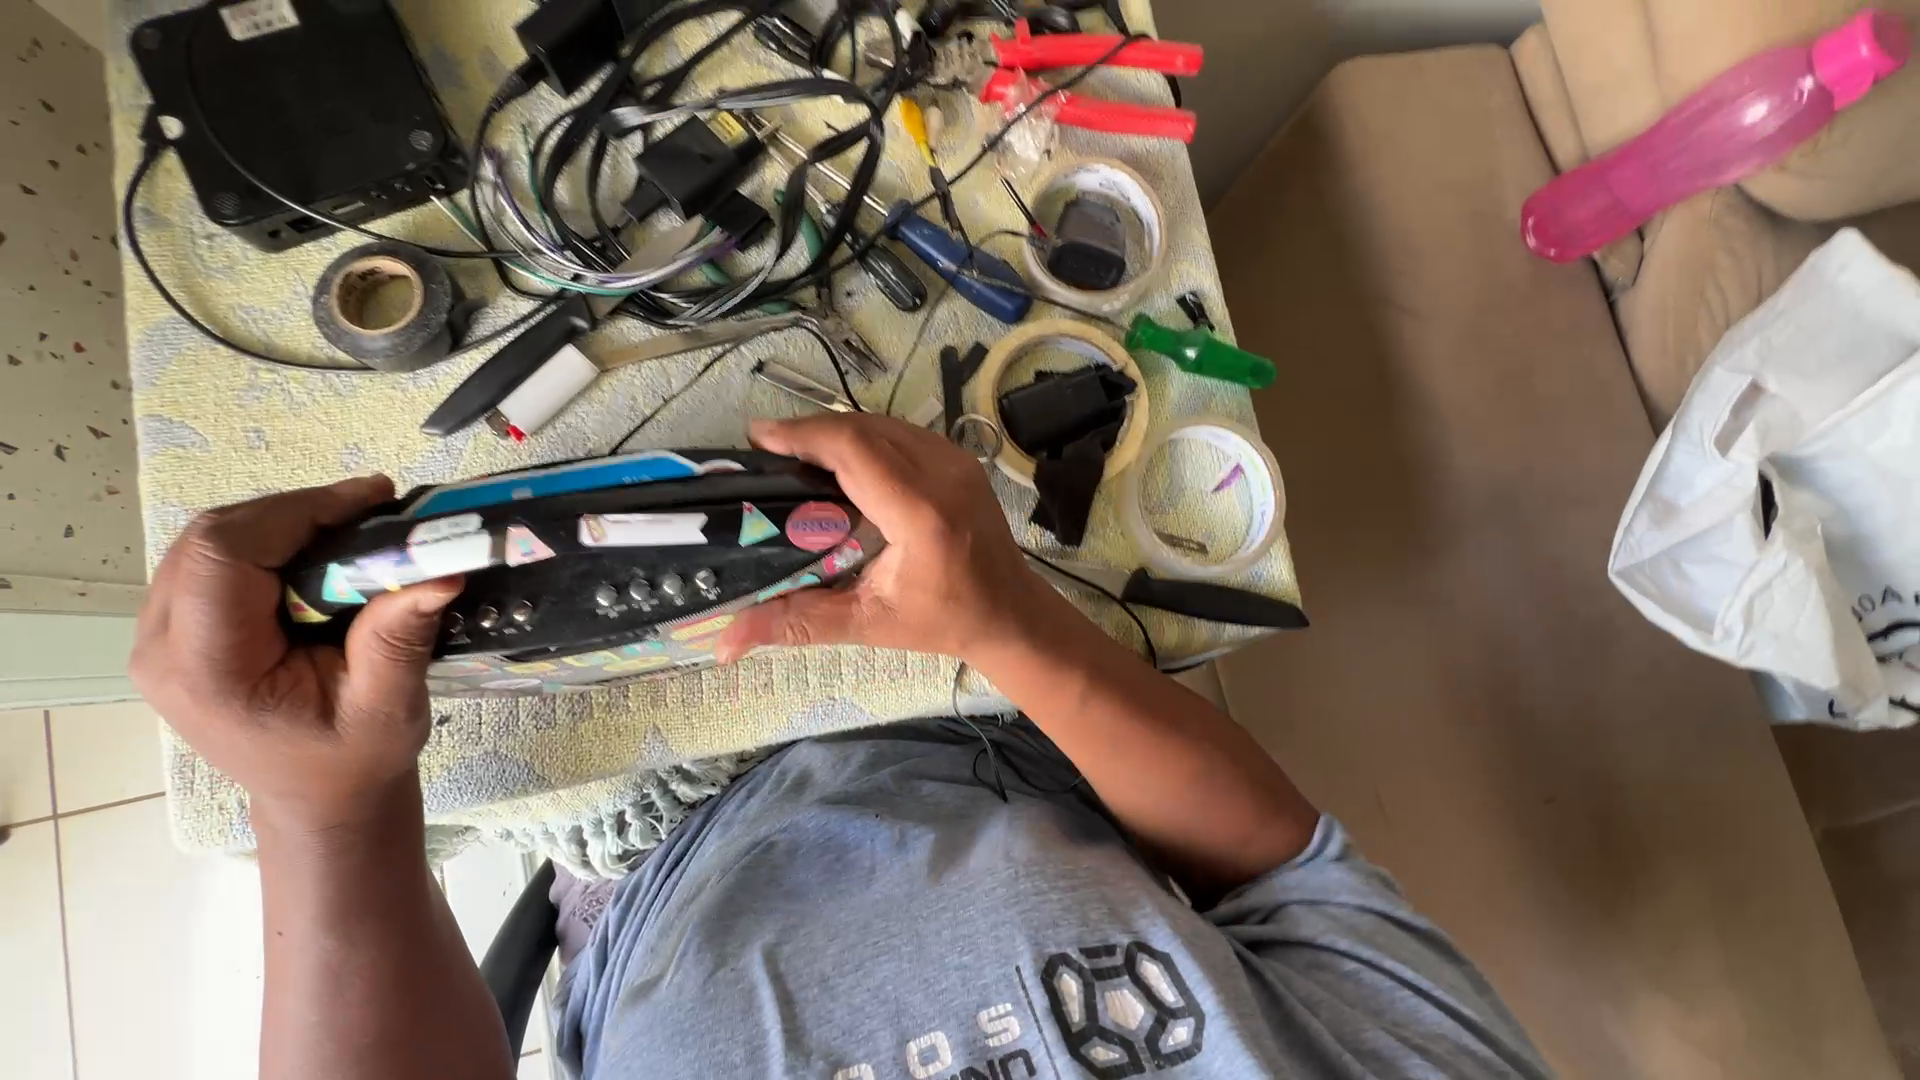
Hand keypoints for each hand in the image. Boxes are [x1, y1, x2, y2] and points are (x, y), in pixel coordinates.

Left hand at [130, 476, 460, 839]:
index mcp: (209, 668)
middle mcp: (164, 646)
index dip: (296, 512)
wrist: (320, 796)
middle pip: (210, 538)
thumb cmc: (353, 758)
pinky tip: (325, 551)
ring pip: (210, 542)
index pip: (225, 555)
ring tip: (357, 525)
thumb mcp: (389, 706)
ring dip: (286, 522)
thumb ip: (401, 639)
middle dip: (296, 510)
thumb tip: (442, 573)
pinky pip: (217, 561)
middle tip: (374, 509)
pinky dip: (273, 541)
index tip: (374, 500)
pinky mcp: (182, 632)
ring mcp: (164, 637)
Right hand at [716, 413, 1058, 663]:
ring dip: (837, 432)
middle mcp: (944, 474)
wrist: (1011, 611)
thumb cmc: (944, 621)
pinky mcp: (960, 459)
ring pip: (883, 424)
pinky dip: (864, 437)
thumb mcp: (870, 624)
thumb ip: (799, 623)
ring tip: (796, 452)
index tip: (758, 439)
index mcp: (923, 513)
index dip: (803, 435)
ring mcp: (957, 460)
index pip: (855, 449)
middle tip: (767, 449)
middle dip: (811, 431)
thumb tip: (726, 641)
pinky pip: (902, 432)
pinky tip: (840, 459)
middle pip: (864, 428)